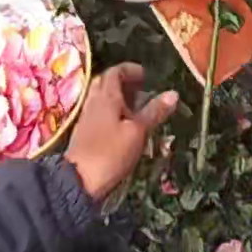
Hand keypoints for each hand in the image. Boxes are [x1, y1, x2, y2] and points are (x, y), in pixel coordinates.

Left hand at [64, 63, 178, 201]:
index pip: (115, 72)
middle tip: (140, 89)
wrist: (79, 181)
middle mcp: (94, 101)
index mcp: (106, 96)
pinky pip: (98, 111)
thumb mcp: (137, 132)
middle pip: (106, 82)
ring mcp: (87, 117)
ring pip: (101, 97)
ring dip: (117, 97)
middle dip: (123, 82)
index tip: (145, 75)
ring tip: (135, 108)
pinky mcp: (84, 132)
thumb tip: (173, 93)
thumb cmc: (110, 152)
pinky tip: (122, 125)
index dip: (130, 70)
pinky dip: (111, 110)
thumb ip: (154, 112)